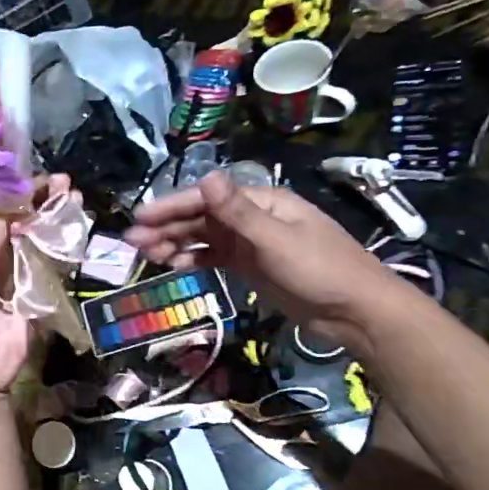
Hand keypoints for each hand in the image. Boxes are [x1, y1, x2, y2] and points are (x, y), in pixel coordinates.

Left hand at [0, 173, 72, 402]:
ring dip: (50, 215)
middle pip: (14, 222)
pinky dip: (61, 244)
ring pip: (34, 237)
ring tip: (68, 192)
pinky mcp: (36, 293)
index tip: (25, 179)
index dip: (5, 197)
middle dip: (34, 200)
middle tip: (56, 181)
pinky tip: (73, 224)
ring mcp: (16, 274)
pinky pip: (49, 264)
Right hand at [124, 171, 405, 335]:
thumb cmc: (321, 270)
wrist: (356, 312)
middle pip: (201, 217)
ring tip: (145, 255)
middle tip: (132, 241)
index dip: (171, 207)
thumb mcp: (277, 240)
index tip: (140, 217)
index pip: (206, 199)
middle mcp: (252, 217)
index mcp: (261, 201)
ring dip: (175, 243)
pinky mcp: (251, 265)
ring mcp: (250, 242)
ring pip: (204, 238)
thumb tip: (206, 177)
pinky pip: (214, 257)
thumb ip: (238, 212)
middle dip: (166, 227)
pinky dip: (193, 260)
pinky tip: (172, 266)